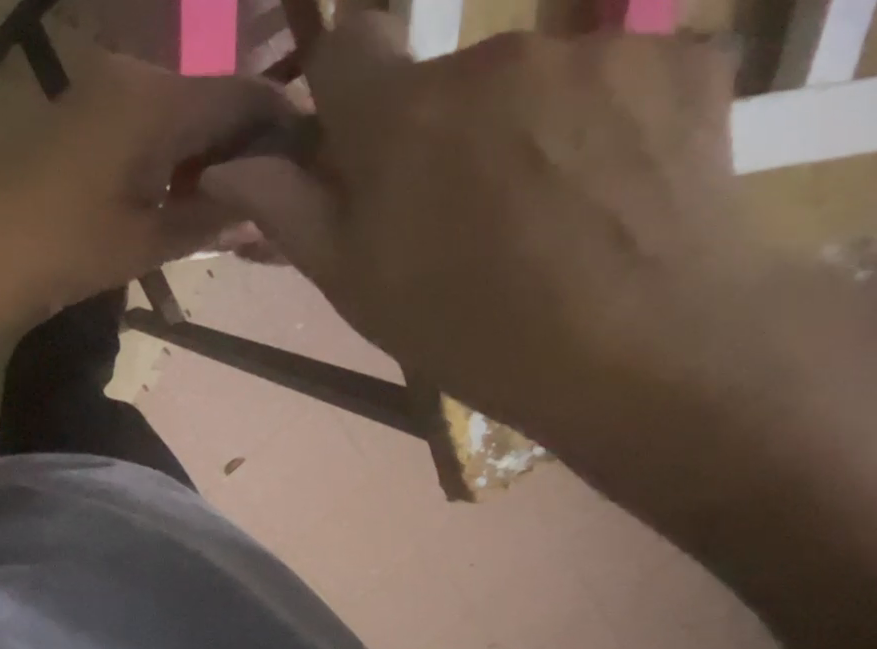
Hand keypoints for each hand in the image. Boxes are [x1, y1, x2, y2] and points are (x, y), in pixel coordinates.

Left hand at [0, 49, 295, 336]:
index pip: (248, 98)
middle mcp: (132, 79)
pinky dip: (164, 164)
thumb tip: (261, 214)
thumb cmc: (60, 251)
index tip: (306, 180)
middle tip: (262, 212)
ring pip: (175, 120)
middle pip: (212, 105)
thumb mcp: (145, 241)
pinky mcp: (72, 123)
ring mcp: (97, 98)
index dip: (284, 136)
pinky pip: (139, 131)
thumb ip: (211, 220)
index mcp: (159, 96)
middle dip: (242, 155)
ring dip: (202, 163)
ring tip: (221, 218)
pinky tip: (174, 205)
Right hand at [199, 17, 764, 429]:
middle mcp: (487, 60)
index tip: (359, 143)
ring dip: (517, 126)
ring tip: (544, 208)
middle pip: (440, 79)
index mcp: (396, 115)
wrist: (646, 350)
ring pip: (525, 80)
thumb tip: (223, 167)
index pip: (345, 42)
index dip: (344, 87)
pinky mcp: (681, 58)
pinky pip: (613, 74)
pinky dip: (601, 120)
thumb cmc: (467, 328)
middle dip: (436, 129)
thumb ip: (286, 209)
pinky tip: (610, 186)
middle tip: (457, 211)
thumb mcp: (352, 282)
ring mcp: (591, 52)